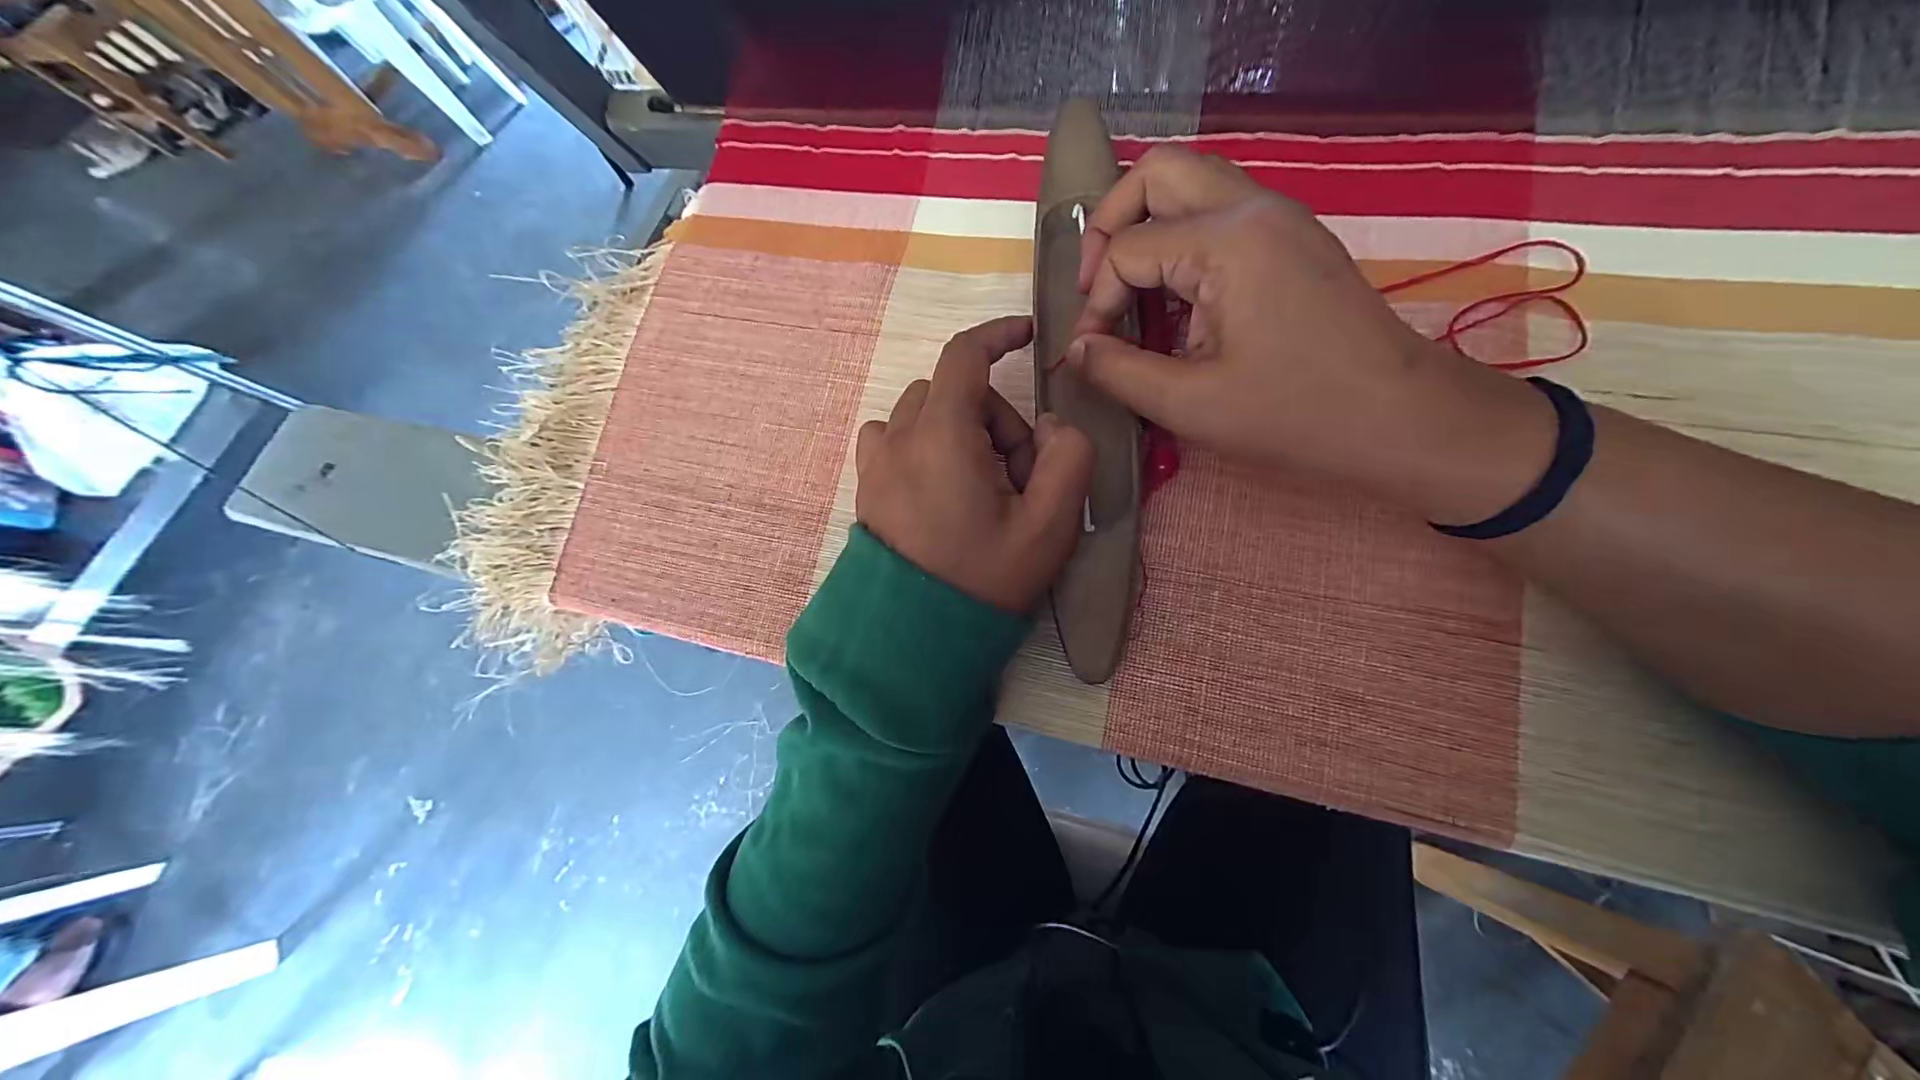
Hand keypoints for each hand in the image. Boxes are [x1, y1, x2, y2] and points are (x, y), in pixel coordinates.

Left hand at [856, 316, 1094, 612]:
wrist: (913, 638)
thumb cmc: (984, 581)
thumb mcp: (1050, 526)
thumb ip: (1067, 457)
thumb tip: (1048, 426)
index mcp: (942, 437)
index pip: (964, 355)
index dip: (998, 334)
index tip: (1027, 336)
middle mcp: (900, 439)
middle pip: (952, 391)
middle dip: (993, 418)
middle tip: (1017, 478)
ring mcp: (876, 463)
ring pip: (923, 413)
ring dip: (958, 431)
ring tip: (978, 488)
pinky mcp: (866, 487)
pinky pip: (895, 439)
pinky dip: (925, 445)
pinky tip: (941, 489)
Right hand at [1068, 146, 1553, 522]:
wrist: (1399, 418)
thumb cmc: (1294, 414)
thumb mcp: (1189, 404)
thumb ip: (1118, 372)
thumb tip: (1076, 351)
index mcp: (1227, 242)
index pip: (1127, 250)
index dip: (1095, 303)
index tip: (1090, 354)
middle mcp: (1252, 208)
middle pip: (1157, 173)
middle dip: (1110, 225)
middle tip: (1096, 285)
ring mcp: (1279, 217)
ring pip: (1191, 184)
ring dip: (1147, 227)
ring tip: (1128, 291)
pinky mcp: (1292, 238)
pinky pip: (1218, 213)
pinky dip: (1181, 241)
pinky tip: (1175, 299)